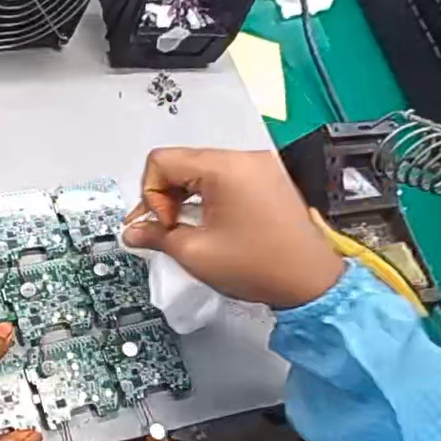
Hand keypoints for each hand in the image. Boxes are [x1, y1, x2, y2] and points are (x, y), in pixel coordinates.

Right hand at [120, 147, 342, 307]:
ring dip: (182, 198)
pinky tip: (203, 225)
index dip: (151, 195)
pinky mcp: (264, 180)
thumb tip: (132, 231)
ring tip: (184, 230)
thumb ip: (155, 236)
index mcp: (225, 169)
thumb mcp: (194, 253)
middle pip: (180, 163)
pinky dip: (203, 198)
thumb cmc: (260, 266)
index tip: (163, 224)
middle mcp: (244, 159)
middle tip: (164, 230)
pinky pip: (220, 179)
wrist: (308, 281)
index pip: (162, 161)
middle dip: (164, 197)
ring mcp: (257, 167)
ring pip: (198, 171)